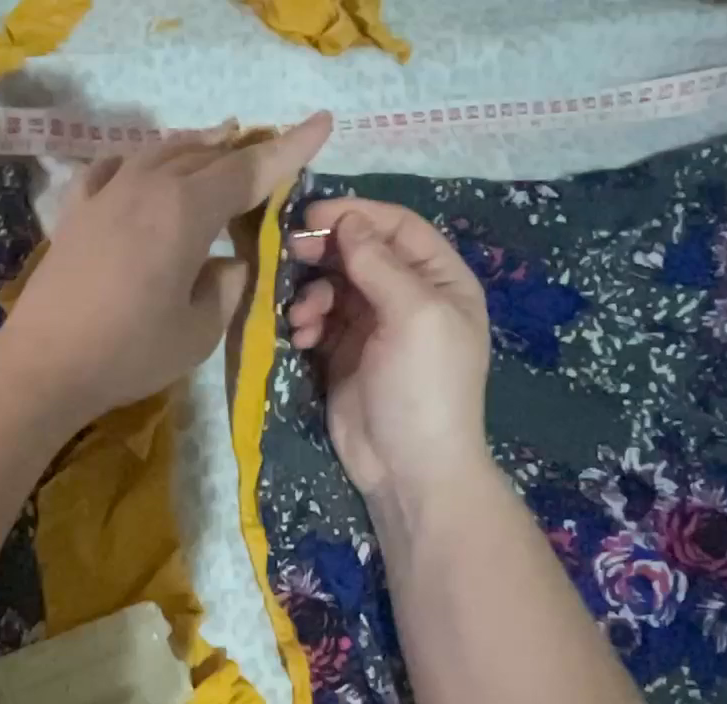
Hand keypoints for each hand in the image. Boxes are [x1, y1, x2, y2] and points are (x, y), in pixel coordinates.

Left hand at [2, 112, 332, 422]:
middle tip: (266, 152)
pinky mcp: (74, 214)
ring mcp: (105, 195)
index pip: (249, 169)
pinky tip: (137, 168)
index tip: (321, 125)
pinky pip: (110, 170)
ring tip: (215, 145)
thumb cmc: (129, 354)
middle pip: (204, 155)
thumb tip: (229, 262)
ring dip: (193, 148)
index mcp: (187, 210)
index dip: (288, 149)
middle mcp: (148, 186)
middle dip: (241, 151)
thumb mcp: (199, 332)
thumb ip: (227, 288)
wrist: (45, 366)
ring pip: (158, 153)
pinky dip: (135, 162)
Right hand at [287, 198, 493, 495]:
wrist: (409, 465)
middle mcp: (405, 298)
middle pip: (359, 255)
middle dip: (324, 253)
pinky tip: (300, 338)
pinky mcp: (341, 358)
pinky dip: (306, 324)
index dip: (356, 215)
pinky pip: (318, 324)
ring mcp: (371, 330)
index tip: (310, 216)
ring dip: (311, 295)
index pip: (397, 228)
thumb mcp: (414, 315)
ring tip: (301, 319)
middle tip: (288, 255)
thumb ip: (380, 264)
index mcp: (438, 280)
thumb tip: (348, 221)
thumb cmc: (425, 386)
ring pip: (332, 289)